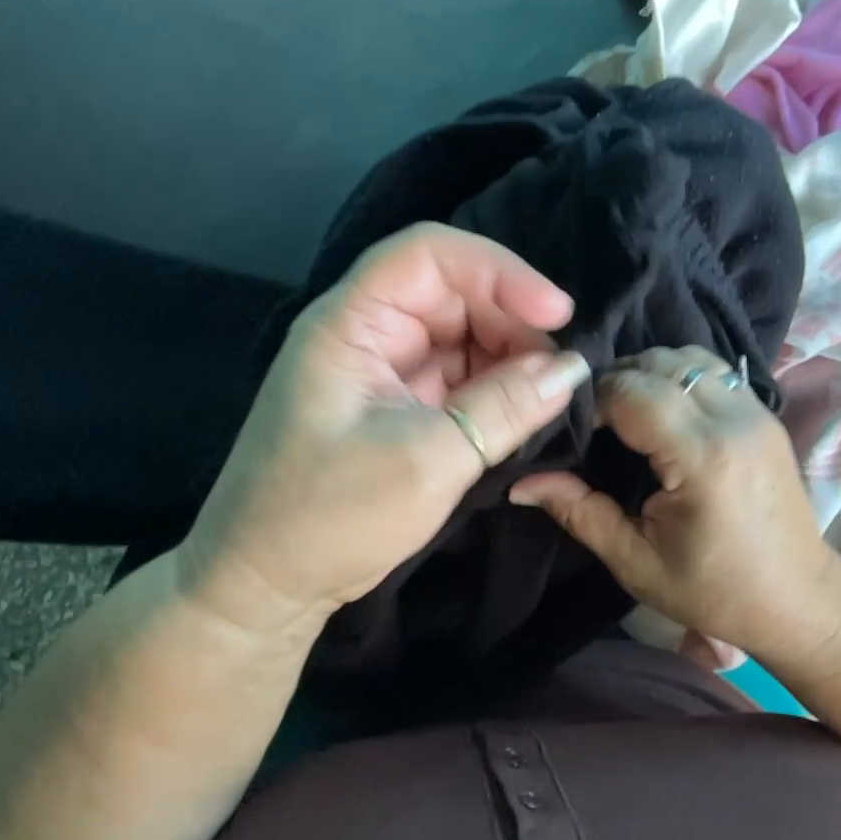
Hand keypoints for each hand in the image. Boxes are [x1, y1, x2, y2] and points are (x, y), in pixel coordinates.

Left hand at [176, 223, 592, 636]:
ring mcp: (385, 372)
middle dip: (513, 323)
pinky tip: (527, 413)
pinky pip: (460, 380)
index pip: (430, 256)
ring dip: (511, 360)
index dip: (499, 271)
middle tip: (560, 372)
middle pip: (453, 294)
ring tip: (549, 398)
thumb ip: (504, 408)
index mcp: (352, 325)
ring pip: (463, 338)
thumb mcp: (428, 460)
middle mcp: (368, 335)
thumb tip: (572, 369)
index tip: (558, 314)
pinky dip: (497, 391)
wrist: (267, 583)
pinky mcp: (400, 408)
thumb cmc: (331, 517)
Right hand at [510, 346, 840, 664]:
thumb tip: (520, 482)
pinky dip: (680, 378)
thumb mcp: (637, 562)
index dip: (590, 402)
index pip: (630, 391)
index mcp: (703, 456)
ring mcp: (758, 410)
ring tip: (626, 417)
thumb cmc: (716, 591)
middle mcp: (735, 418)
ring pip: (690, 356)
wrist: (797, 598)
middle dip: (616, 381)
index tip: (570, 433)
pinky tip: (663, 416)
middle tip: (592, 425)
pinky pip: (715, 371)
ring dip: (650, 373)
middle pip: (659, 362)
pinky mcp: (767, 414)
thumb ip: (581, 512)